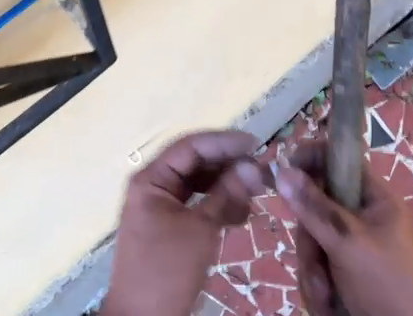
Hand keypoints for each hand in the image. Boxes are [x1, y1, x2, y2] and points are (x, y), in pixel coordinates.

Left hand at [101, 130, 268, 315]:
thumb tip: (253, 164)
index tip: (255, 144)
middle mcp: (153, 185)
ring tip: (255, 195)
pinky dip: (218, 207)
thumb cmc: (167, 271)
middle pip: (195, 164)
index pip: (191, 146)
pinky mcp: (169, 227)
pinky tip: (240, 215)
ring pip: (198, 185)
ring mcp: (160, 206)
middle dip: (228, 167)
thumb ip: (226, 194)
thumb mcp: (201, 229)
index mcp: (151, 178)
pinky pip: (196, 205)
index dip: (224, 142)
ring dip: (226, 188)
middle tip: (261, 173)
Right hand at [278, 141, 412, 315]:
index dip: (314, 158)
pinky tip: (327, 303)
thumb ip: (314, 207)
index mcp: (377, 202)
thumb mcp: (348, 244)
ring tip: (325, 293)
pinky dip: (316, 286)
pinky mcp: (341, 273)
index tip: (286, 167)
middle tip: (315, 258)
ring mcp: (351, 248)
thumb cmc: (385, 287)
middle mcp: (363, 220)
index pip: (341, 162)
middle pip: (317, 205)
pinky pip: (313, 265)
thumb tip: (282, 169)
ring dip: (312, 268)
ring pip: (311, 239)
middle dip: (310, 237)